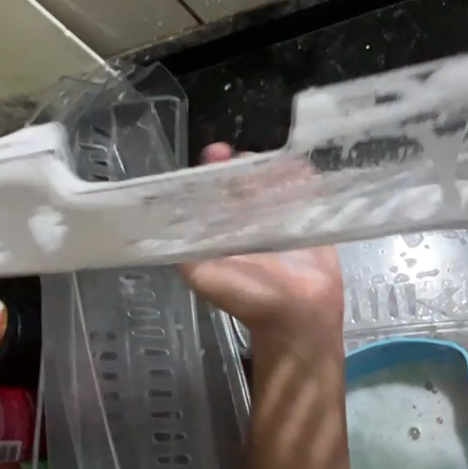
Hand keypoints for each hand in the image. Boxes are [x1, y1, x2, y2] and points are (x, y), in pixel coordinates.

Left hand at [179, 144, 344, 336]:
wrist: (299, 315)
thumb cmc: (250, 298)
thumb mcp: (204, 275)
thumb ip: (184, 251)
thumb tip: (157, 225)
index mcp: (224, 227)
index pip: (216, 189)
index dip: (213, 170)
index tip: (215, 154)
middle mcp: (251, 218)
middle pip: (245, 178)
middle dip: (240, 162)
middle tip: (236, 153)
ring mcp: (282, 216)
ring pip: (274, 178)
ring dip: (270, 164)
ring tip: (269, 161)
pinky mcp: (309, 217)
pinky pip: (306, 189)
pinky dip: (302, 174)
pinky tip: (296, 166)